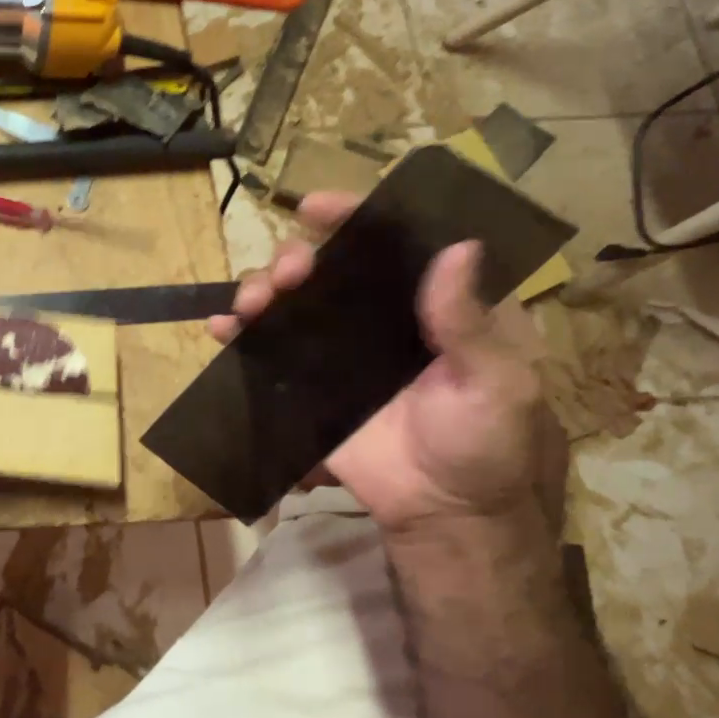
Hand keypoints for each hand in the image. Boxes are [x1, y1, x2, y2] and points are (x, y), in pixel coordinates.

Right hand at [210, 192, 550, 533]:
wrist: (444, 511)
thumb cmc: (488, 444)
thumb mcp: (498, 381)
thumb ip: (468, 321)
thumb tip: (457, 248)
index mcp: (430, 304)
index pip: (389, 245)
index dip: (353, 218)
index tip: (316, 206)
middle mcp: (375, 316)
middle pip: (324, 267)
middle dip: (294, 257)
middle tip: (289, 274)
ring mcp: (334, 350)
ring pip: (288, 302)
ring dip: (261, 289)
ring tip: (253, 303)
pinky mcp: (304, 384)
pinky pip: (265, 351)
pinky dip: (238, 334)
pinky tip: (221, 328)